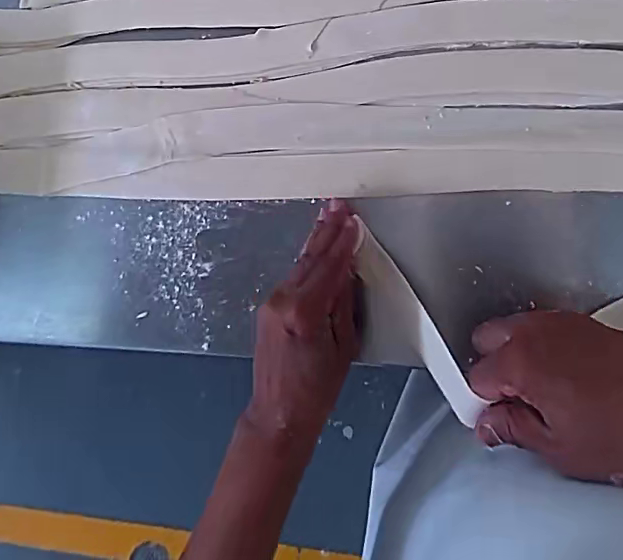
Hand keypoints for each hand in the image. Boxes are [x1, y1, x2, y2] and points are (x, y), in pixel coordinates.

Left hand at [243, 199, 360, 443]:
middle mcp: (283, 300)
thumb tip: (345, 269)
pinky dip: (308, 259)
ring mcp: (272, 302)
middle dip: (327, 229)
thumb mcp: (344, 346)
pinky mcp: (268, 307)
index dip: (344, 242)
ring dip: (317, 239)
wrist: (278, 416)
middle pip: (312, 257)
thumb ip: (343, 302)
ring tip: (328, 216)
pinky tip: (316, 246)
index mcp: (304, 311)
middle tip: (338, 205)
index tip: (354, 222)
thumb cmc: (316, 390)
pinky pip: (293, 276)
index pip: (330, 266)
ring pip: (301, 263)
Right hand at [467, 310, 622, 486]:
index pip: (475, 376)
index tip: (495, 421)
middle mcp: (536, 331)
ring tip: (548, 399)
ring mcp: (561, 321)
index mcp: (521, 360)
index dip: (482, 404)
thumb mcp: (558, 450)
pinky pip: (546, 329)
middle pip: (487, 340)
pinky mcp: (584, 321)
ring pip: (516, 330)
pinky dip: (545, 349)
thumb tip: (492, 424)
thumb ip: (513, 430)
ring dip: (517, 357)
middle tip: (515, 408)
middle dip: (492, 370)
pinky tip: (570, 383)